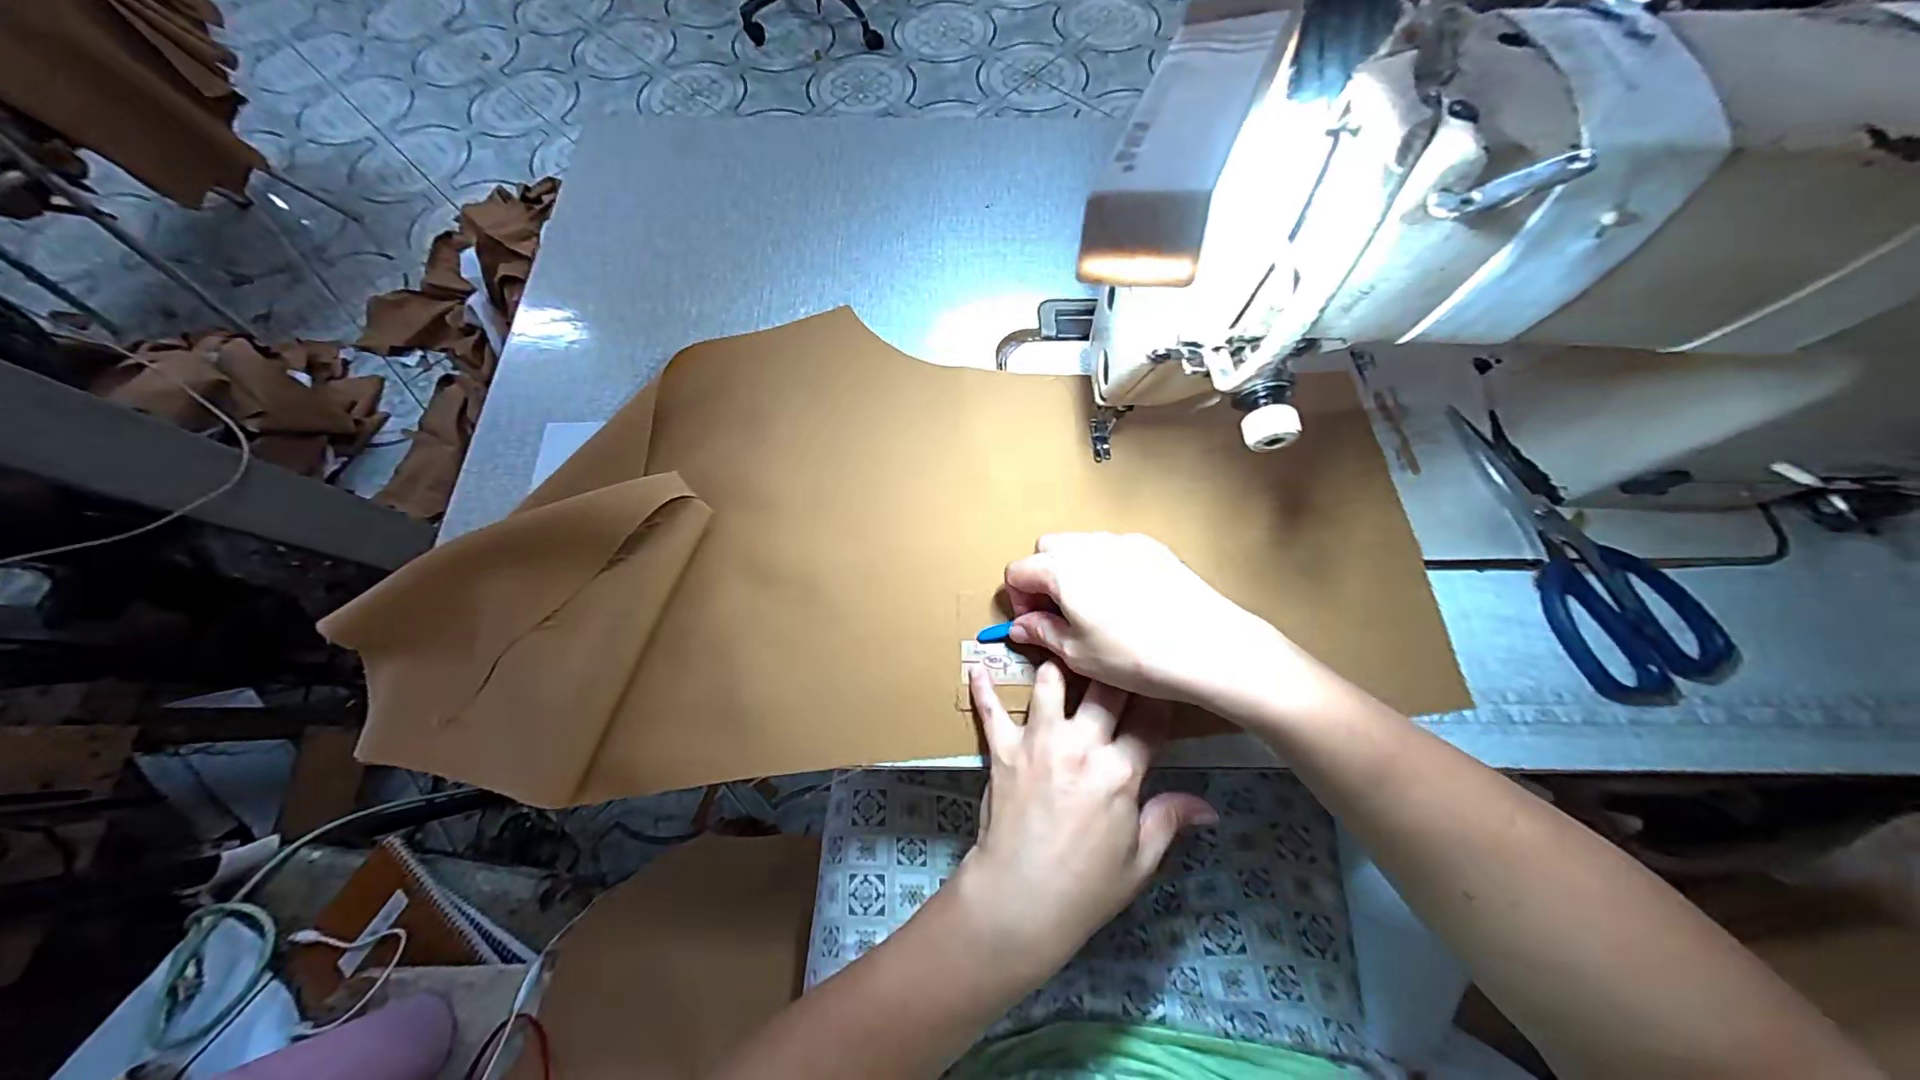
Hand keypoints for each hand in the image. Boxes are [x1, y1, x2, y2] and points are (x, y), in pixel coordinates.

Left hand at [953, 662, 1216, 973]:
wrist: (1018, 900)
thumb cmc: (1085, 888)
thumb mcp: (1139, 861)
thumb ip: (1169, 821)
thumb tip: (1209, 808)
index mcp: (1120, 773)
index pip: (1149, 720)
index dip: (1159, 695)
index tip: (1162, 677)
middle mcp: (1081, 746)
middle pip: (1105, 688)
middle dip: (1115, 667)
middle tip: (1116, 651)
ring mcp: (1038, 743)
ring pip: (1051, 683)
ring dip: (1059, 665)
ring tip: (1060, 648)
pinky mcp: (1003, 750)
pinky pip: (991, 711)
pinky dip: (983, 688)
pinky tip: (978, 667)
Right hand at [1002, 532, 1299, 714]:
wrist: (1207, 645)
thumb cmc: (1139, 655)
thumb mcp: (1078, 654)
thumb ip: (1042, 633)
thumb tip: (1022, 626)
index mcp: (1062, 570)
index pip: (1018, 571)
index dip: (1018, 600)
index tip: (1034, 624)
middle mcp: (1088, 546)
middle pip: (1046, 549)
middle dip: (1042, 578)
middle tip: (1056, 614)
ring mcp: (1122, 542)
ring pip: (1080, 545)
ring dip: (1072, 570)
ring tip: (1090, 609)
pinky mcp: (1151, 547)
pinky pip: (1113, 549)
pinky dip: (1104, 567)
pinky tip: (1123, 601)